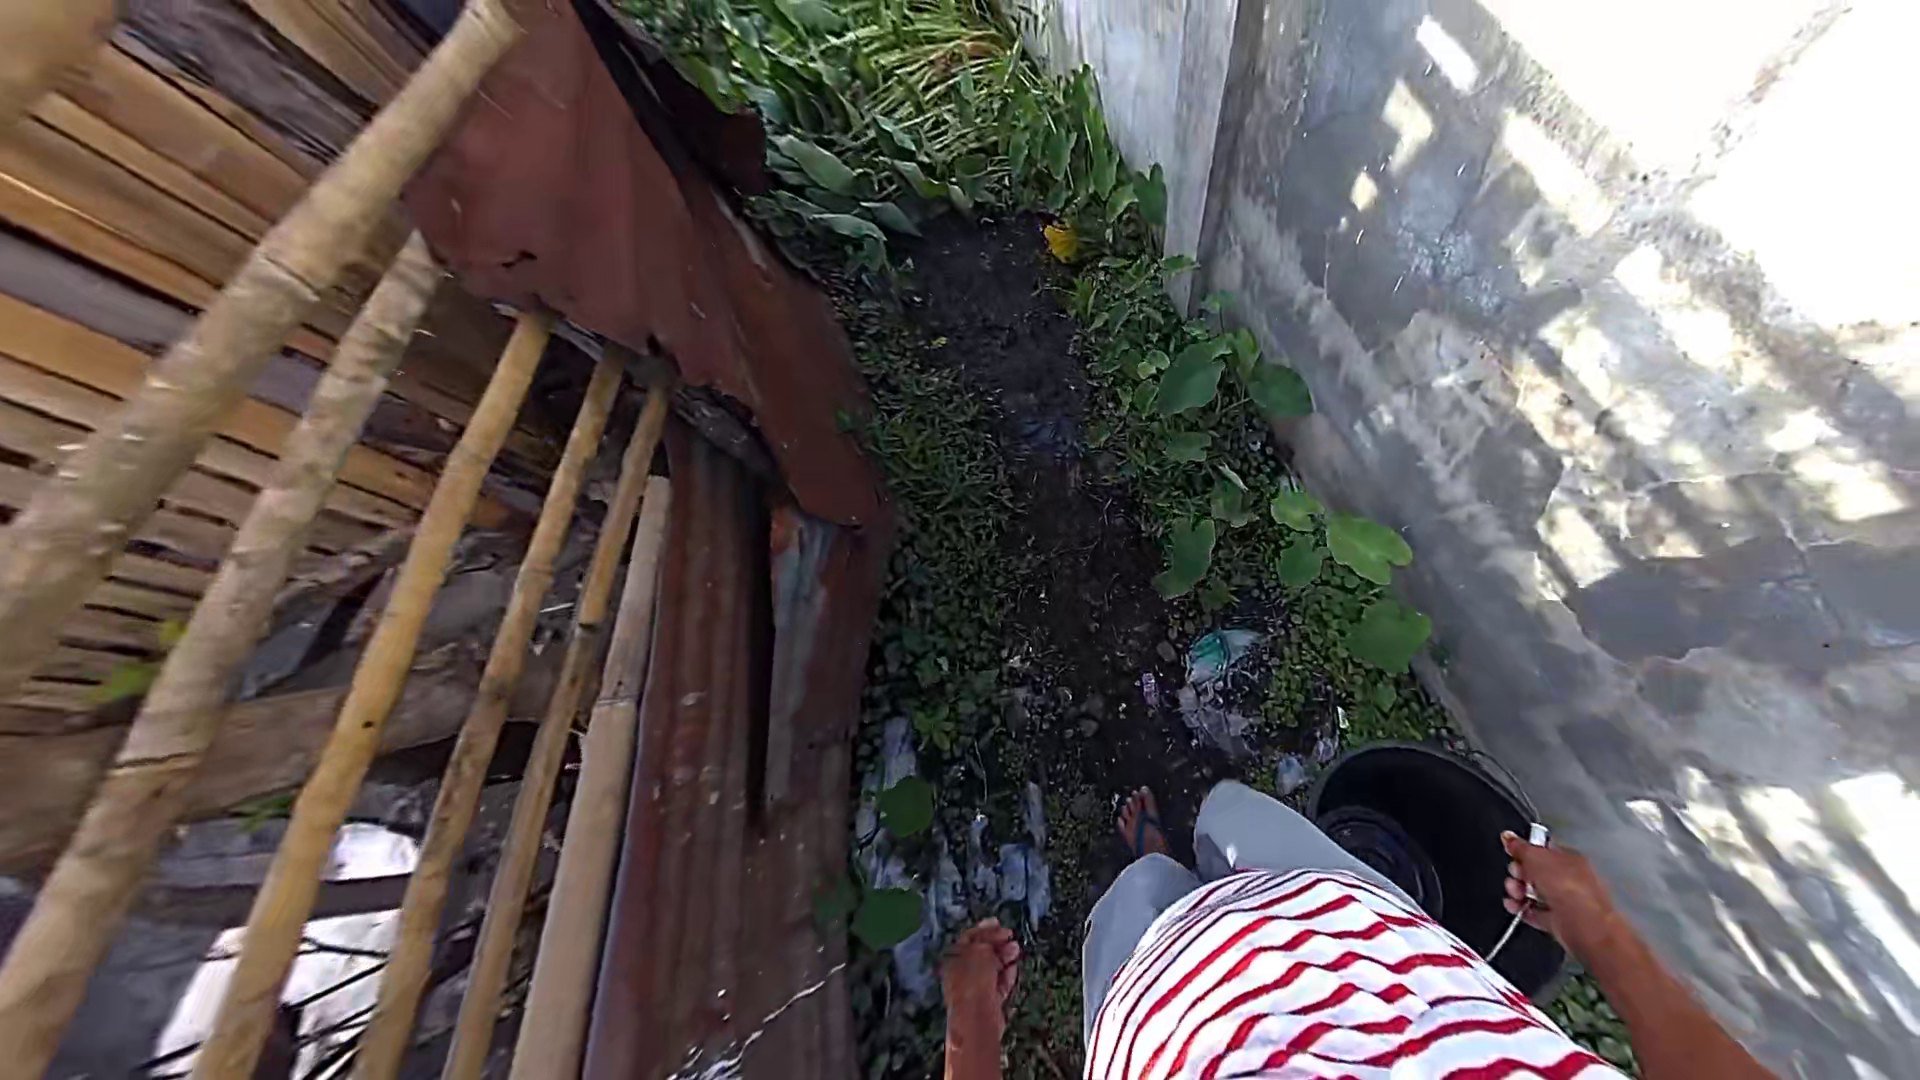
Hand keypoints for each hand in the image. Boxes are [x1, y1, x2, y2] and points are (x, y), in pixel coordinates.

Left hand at [942, 919, 1020, 1036]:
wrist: (977, 1017)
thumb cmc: (974, 978)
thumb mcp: (980, 950)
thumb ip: (987, 940)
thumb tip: (996, 937)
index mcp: (955, 956)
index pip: (969, 937)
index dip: (984, 928)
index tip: (998, 922)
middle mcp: (963, 971)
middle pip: (982, 952)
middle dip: (997, 942)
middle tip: (1010, 935)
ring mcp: (976, 988)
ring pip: (992, 968)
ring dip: (1005, 956)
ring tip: (1016, 949)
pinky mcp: (989, 1002)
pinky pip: (999, 984)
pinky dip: (1007, 975)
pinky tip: (1014, 967)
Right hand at [1501, 831, 1621, 957]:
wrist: (1585, 926)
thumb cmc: (1565, 886)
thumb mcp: (1535, 856)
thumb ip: (1519, 846)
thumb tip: (1508, 837)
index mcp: (1570, 860)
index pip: (1542, 850)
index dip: (1524, 852)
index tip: (1513, 855)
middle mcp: (1571, 880)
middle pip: (1534, 871)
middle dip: (1518, 873)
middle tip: (1516, 876)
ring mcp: (1566, 902)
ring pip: (1532, 891)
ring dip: (1517, 890)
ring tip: (1515, 893)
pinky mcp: (1560, 921)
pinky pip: (1534, 911)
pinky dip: (1522, 908)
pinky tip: (1514, 906)